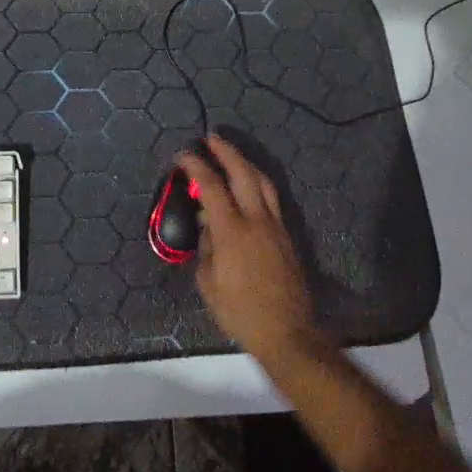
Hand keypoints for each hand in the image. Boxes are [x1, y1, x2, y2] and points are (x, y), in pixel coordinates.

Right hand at [179, 135, 317, 361]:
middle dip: (226, 152)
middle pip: (243, 173)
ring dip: (246, 164)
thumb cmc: (240, 312)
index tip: (183, 154)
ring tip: (232, 156)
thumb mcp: (209, 283)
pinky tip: (248, 187)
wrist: (287, 332)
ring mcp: (275, 227)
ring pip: (263, 183)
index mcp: (232, 231)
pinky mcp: (286, 237)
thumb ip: (206, 248)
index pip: (211, 186)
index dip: (195, 165)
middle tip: (212, 138)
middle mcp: (256, 220)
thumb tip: (207, 226)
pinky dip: (257, 184)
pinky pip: (271, 199)